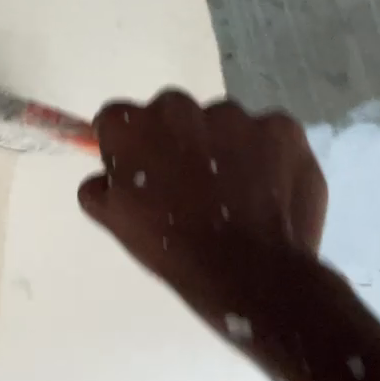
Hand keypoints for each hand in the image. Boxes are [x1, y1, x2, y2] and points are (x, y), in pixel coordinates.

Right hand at [77, 91, 327, 348]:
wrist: (248, 272)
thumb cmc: (169, 245)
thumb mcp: (111, 219)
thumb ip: (97, 185)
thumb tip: (105, 177)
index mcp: (129, 124)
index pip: (117, 119)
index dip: (126, 144)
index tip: (137, 170)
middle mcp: (177, 107)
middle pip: (169, 113)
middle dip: (174, 139)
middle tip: (186, 181)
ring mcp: (233, 116)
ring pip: (220, 122)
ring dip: (221, 144)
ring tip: (233, 189)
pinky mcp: (282, 129)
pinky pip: (268, 132)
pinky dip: (267, 152)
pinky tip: (267, 185)